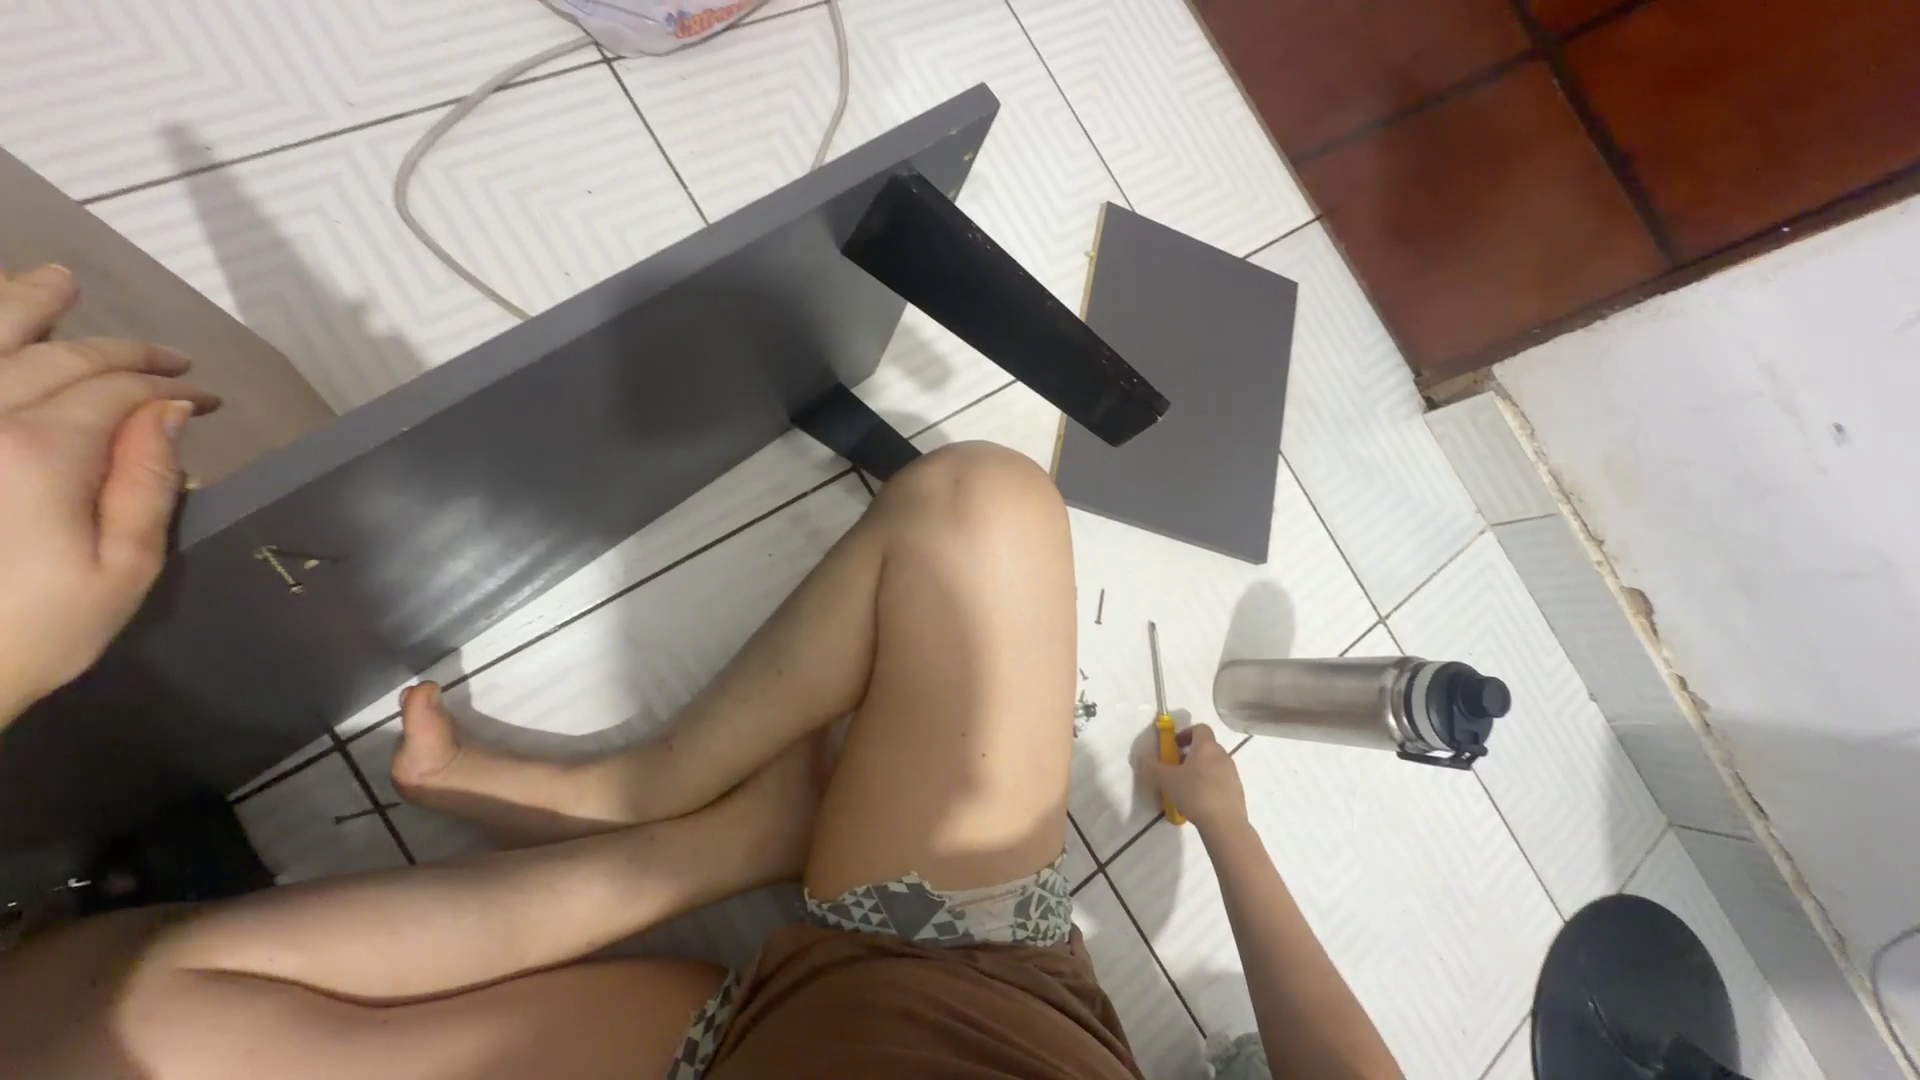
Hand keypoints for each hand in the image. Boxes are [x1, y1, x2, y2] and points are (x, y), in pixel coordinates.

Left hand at [0, 264, 219, 725]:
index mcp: (38, 453)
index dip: (167, 386)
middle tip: (164, 352)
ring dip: (14, 306)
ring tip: (52, 281)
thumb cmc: (30, 630)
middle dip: (114, 347)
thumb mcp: (122, 567)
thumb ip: (146, 483)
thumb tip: (173, 414)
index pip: (116, 392)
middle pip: (46, 356)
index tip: (207, 397)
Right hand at [1136, 723, 1247, 834]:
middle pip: (1206, 747)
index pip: (1200, 728)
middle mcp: (1222, 755)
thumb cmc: (1195, 793)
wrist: (1224, 824)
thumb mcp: (1166, 780)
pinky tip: (1198, 801)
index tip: (1174, 746)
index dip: (1185, 733)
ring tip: (1185, 787)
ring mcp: (1232, 773)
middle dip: (1189, 754)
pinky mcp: (1237, 791)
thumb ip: (1152, 767)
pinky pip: (1220, 780)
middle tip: (1175, 768)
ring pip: (1213, 764)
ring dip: (1199, 770)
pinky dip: (1209, 784)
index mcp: (1206, 746)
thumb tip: (1141, 759)